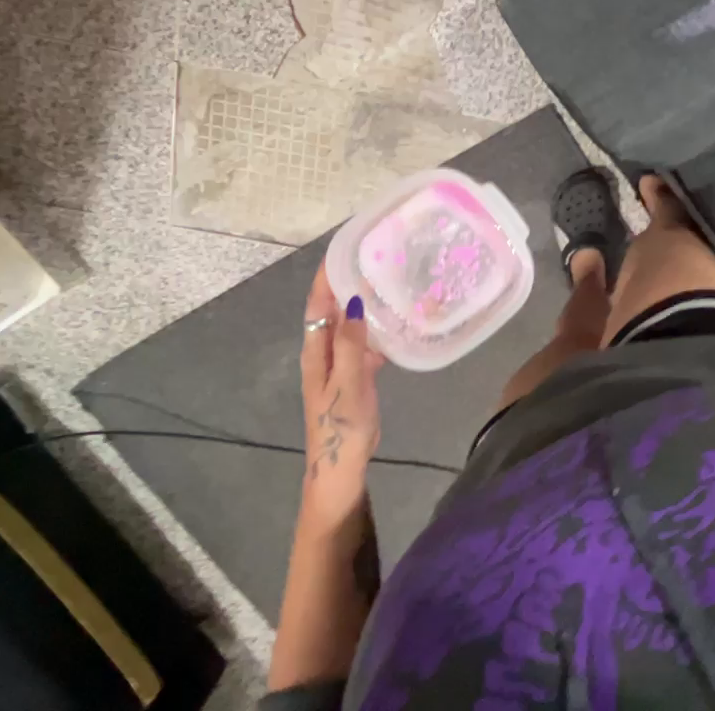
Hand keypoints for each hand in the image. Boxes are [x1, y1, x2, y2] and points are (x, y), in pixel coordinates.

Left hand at [298, 262, 382, 532]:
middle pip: (333, 308)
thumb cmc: (341, 426)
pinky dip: (377, 327)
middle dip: (348, 280)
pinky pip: (364, 341)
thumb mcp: (349, 383)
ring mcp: (339, 364)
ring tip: (389, 279)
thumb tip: (355, 301)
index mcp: (316, 351)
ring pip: (350, 323)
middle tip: (377, 254)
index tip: (346, 245)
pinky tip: (397, 322)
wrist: (341, 468)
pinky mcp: (355, 375)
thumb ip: (352, 344)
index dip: (328, 274)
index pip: (319, 302)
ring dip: (364, 302)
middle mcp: (324, 351)